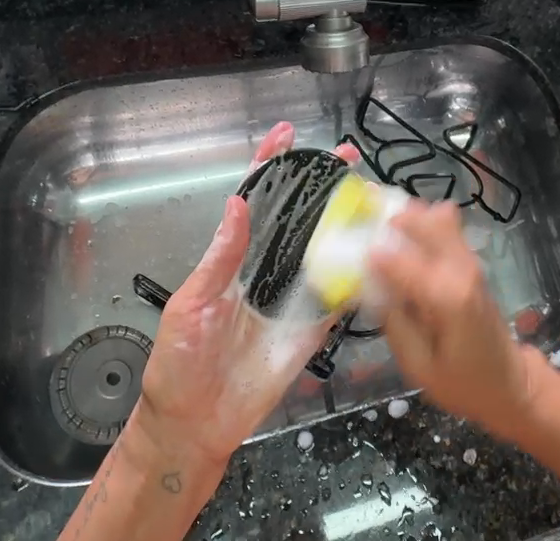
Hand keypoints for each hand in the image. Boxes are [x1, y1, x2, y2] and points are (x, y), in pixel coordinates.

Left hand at [128, 122, 362, 464]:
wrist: (194, 424)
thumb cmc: (179, 363)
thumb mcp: (191, 305)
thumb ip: (219, 258)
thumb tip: (236, 204)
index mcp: (236, 256)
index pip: (255, 200)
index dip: (269, 165)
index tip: (284, 135)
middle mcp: (269, 267)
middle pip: (300, 216)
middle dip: (322, 183)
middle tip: (348, 156)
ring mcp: (293, 295)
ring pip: (325, 248)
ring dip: (348, 220)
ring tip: (372, 193)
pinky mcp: (312, 326)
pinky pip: (340, 296)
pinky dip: (361, 275)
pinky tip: (380, 251)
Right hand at [369, 200, 547, 440]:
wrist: (508, 382)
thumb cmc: (462, 382)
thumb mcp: (418, 367)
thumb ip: (394, 323)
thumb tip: (370, 287)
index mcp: (449, 298)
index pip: (405, 262)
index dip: (377, 255)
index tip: (356, 256)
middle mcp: (462, 270)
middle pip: (428, 222)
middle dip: (396, 222)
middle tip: (369, 236)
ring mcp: (471, 262)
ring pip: (440, 217)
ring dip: (411, 220)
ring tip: (386, 234)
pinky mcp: (472, 263)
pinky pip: (448, 228)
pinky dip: (424, 224)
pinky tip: (406, 241)